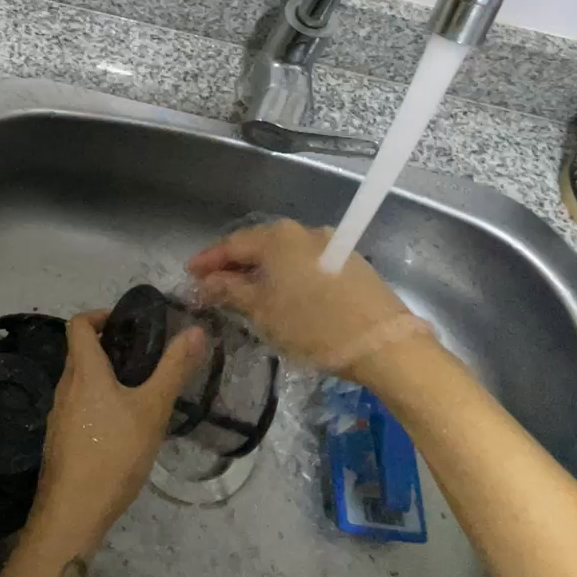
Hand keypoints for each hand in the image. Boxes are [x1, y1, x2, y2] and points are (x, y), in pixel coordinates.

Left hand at [24, 310, 206, 553]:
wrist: (73, 512)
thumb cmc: (113, 453)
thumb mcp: (152, 409)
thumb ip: (173, 369)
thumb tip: (194, 330)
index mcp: (84, 371)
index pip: (79, 324)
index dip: (99, 314)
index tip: (126, 323)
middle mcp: (65, 387)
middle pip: (80, 352)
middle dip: (108, 348)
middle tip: (142, 358)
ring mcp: (59, 415)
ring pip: (79, 382)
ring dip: (103, 377)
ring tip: (137, 393)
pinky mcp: (59, 440)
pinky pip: (77, 408)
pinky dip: (96, 404)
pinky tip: (120, 429)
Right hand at [187, 218, 428, 375]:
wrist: (386, 344)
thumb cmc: (315, 326)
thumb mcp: (263, 312)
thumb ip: (231, 291)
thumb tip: (206, 282)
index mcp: (278, 237)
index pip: (232, 244)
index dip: (208, 260)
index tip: (189, 274)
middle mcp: (303, 231)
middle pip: (260, 246)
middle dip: (235, 266)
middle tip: (213, 287)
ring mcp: (330, 244)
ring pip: (285, 255)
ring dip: (263, 272)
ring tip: (246, 295)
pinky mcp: (350, 263)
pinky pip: (306, 264)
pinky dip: (288, 277)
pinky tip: (283, 297)